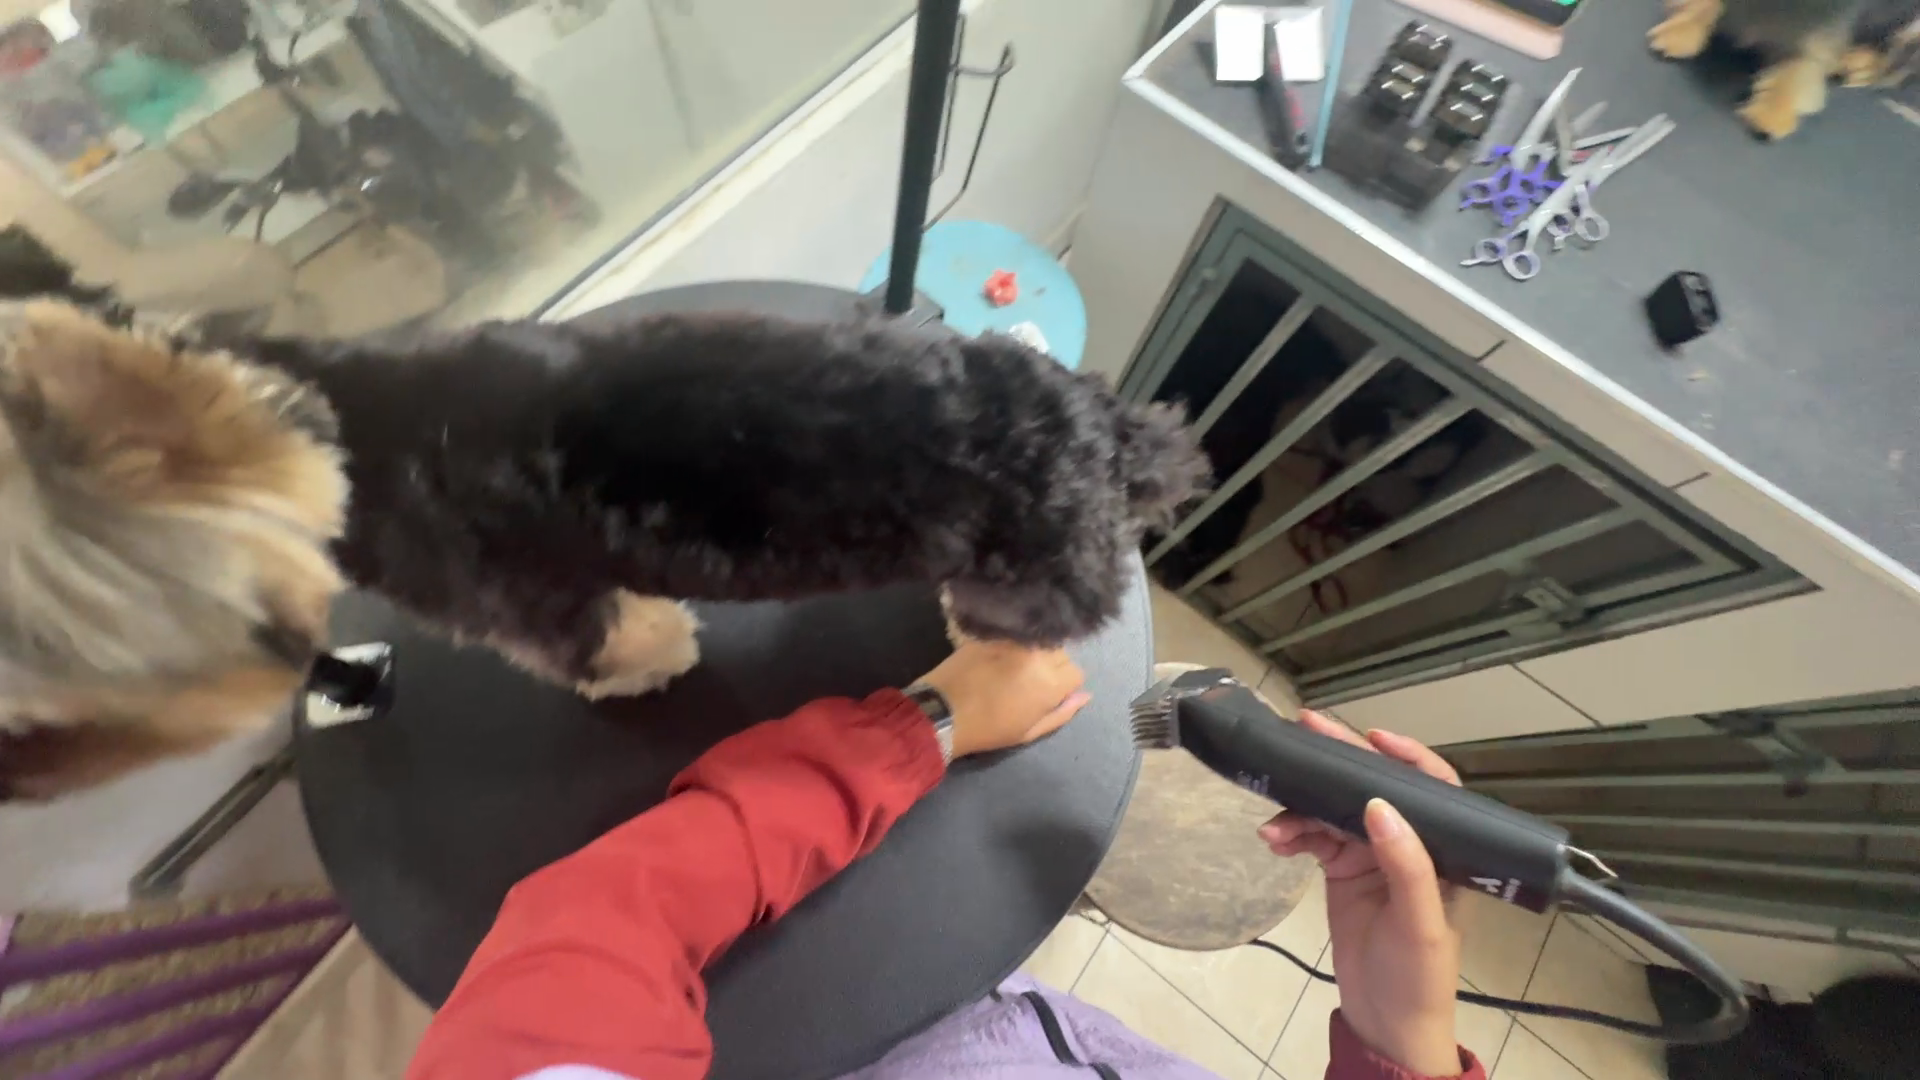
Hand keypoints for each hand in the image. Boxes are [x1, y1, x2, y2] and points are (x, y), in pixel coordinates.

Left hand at [914, 642, 1088, 758]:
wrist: (942, 710)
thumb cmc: (988, 728)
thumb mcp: (1029, 731)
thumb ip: (1062, 713)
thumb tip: (1085, 696)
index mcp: (1049, 682)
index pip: (1076, 673)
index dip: (1066, 685)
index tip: (1050, 694)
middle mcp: (1037, 654)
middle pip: (1062, 653)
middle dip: (1054, 667)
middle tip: (1032, 682)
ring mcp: (1014, 640)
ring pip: (1040, 641)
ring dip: (1036, 652)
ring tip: (1018, 668)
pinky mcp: (994, 634)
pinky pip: (1016, 635)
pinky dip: (1017, 643)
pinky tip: (1002, 657)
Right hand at [1259, 712, 1464, 1077]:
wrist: (1384, 1024)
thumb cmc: (1418, 977)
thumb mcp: (1419, 924)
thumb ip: (1406, 864)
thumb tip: (1377, 803)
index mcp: (1441, 852)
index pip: (1432, 790)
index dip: (1406, 757)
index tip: (1371, 735)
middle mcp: (1405, 844)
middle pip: (1371, 788)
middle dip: (1336, 763)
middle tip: (1301, 731)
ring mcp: (1368, 854)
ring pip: (1331, 810)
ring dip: (1300, 809)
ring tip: (1274, 826)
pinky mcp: (1338, 867)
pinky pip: (1310, 835)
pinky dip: (1290, 833)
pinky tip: (1273, 841)